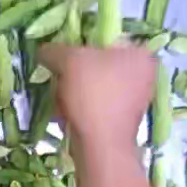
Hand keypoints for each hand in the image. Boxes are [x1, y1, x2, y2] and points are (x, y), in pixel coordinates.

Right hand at [38, 44, 158, 156]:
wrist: (100, 146)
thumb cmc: (93, 96)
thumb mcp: (70, 61)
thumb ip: (55, 50)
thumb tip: (43, 50)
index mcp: (140, 53)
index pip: (104, 40)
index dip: (78, 49)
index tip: (63, 62)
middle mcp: (144, 75)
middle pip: (97, 66)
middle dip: (73, 76)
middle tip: (60, 84)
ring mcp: (135, 100)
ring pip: (93, 88)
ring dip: (72, 94)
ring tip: (61, 104)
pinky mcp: (122, 121)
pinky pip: (95, 107)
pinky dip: (79, 110)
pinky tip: (68, 117)